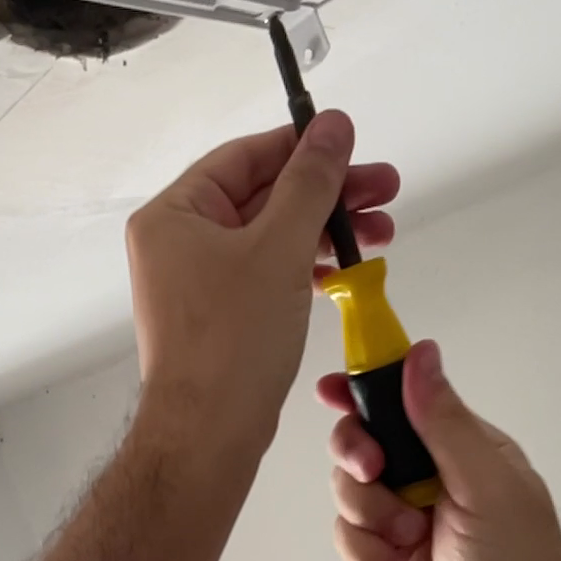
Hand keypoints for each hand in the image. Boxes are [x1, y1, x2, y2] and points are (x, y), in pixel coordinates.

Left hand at [128, 111, 397, 447]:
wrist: (208, 435)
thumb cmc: (233, 340)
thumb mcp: (278, 249)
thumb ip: (310, 183)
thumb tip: (333, 125)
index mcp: (174, 215)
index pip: (245, 159)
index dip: (303, 148)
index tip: (355, 146)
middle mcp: (178, 245)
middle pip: (262, 199)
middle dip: (327, 195)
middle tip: (387, 190)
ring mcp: (197, 285)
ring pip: (270, 240)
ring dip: (325, 233)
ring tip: (381, 232)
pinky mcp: (220, 319)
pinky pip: (266, 277)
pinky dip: (304, 269)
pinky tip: (344, 271)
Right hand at [319, 340, 560, 560]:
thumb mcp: (488, 486)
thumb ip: (445, 422)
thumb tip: (421, 352)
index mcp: (460, 444)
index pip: (406, 398)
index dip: (366, 388)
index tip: (331, 388)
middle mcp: (425, 472)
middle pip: (362, 438)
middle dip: (358, 455)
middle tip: (374, 472)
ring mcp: (397, 511)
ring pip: (346, 487)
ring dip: (371, 514)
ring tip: (408, 540)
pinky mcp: (377, 548)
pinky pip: (345, 532)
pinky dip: (367, 551)